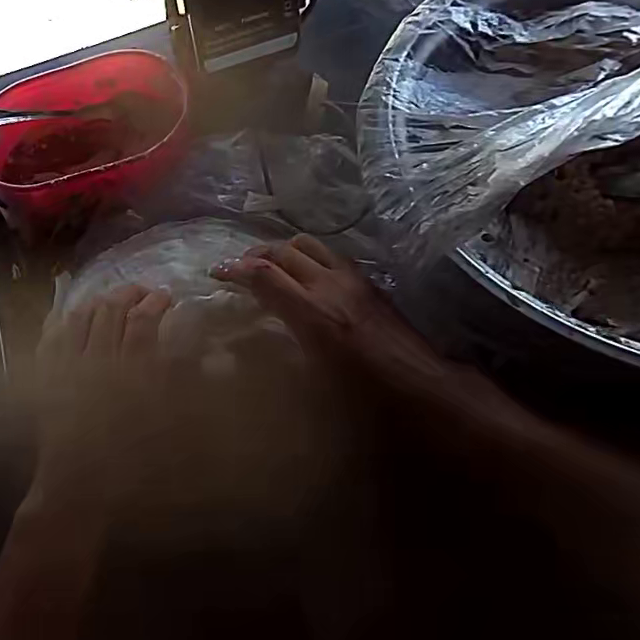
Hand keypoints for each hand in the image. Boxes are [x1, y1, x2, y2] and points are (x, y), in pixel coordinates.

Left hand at [28, 285, 171, 515]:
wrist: (78, 487)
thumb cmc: (131, 464)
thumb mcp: (172, 427)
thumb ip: (185, 384)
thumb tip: (207, 353)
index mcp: (132, 372)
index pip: (145, 320)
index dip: (157, 302)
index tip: (168, 298)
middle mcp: (98, 359)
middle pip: (111, 308)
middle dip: (130, 293)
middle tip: (144, 293)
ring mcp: (67, 363)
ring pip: (81, 313)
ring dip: (100, 300)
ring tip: (113, 301)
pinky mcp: (46, 373)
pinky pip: (51, 332)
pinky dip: (64, 317)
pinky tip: (74, 315)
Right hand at [212, 234, 450, 394]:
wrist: (423, 387)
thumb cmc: (364, 395)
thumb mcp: (312, 376)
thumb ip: (282, 344)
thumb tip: (251, 336)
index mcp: (313, 313)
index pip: (264, 274)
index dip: (234, 269)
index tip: (215, 272)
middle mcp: (330, 286)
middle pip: (282, 250)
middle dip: (253, 255)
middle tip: (237, 269)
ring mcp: (352, 280)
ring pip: (307, 244)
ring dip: (281, 250)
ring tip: (268, 267)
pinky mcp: (367, 282)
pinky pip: (328, 255)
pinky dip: (306, 257)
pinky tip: (303, 277)